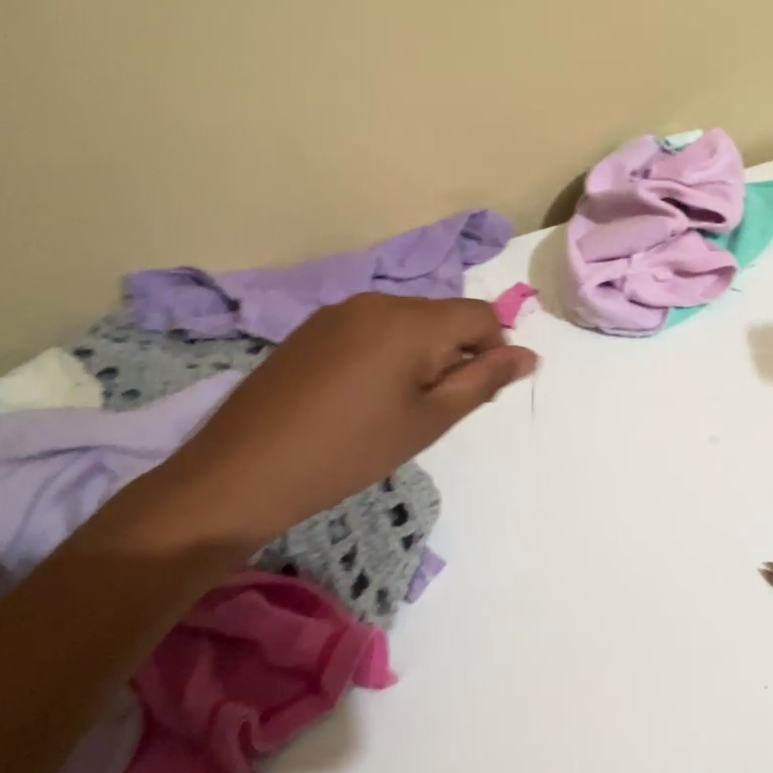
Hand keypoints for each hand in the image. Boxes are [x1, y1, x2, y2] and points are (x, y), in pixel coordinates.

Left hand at [92, 295, 536, 556]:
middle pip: (443, 316)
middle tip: (432, 411)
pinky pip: (370, 329)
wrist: (243, 471)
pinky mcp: (310, 329)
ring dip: (419, 356)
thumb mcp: (429, 421)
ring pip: (407, 323)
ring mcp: (338, 312)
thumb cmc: (351, 451)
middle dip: (454, 354)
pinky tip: (359, 399)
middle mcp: (377, 301)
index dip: (492, 352)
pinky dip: (384, 355)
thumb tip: (528, 355)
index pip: (481, 315)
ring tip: (393, 408)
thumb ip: (484, 381)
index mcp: (412, 321)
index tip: (471, 397)